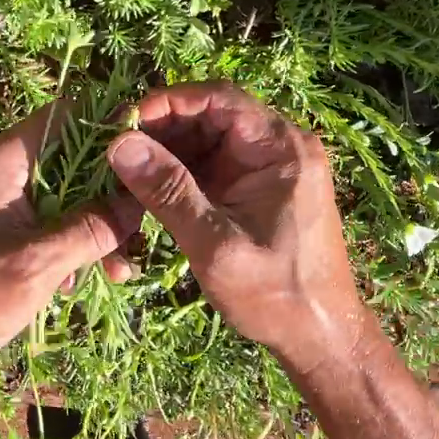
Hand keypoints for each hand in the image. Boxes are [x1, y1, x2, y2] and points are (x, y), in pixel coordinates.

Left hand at [0, 102, 140, 376]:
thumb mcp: (40, 261)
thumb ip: (93, 227)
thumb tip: (139, 202)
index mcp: (3, 160)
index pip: (63, 116)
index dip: (107, 125)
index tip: (150, 147)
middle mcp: (5, 173)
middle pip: (73, 160)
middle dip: (110, 190)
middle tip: (146, 216)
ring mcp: (7, 206)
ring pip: (69, 198)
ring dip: (98, 227)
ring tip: (124, 266)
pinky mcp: (10, 237)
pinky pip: (55, 226)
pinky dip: (77, 247)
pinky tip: (97, 279)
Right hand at [106, 83, 371, 374]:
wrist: (322, 340)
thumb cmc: (276, 295)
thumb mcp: (216, 245)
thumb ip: (169, 192)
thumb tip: (119, 144)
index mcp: (281, 147)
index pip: (219, 98)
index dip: (168, 101)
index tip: (124, 121)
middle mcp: (278, 146)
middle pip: (210, 115)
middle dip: (162, 128)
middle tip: (116, 150)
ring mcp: (267, 167)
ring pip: (206, 139)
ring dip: (166, 151)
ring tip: (125, 172)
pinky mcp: (255, 188)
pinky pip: (212, 164)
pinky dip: (180, 172)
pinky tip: (149, 190)